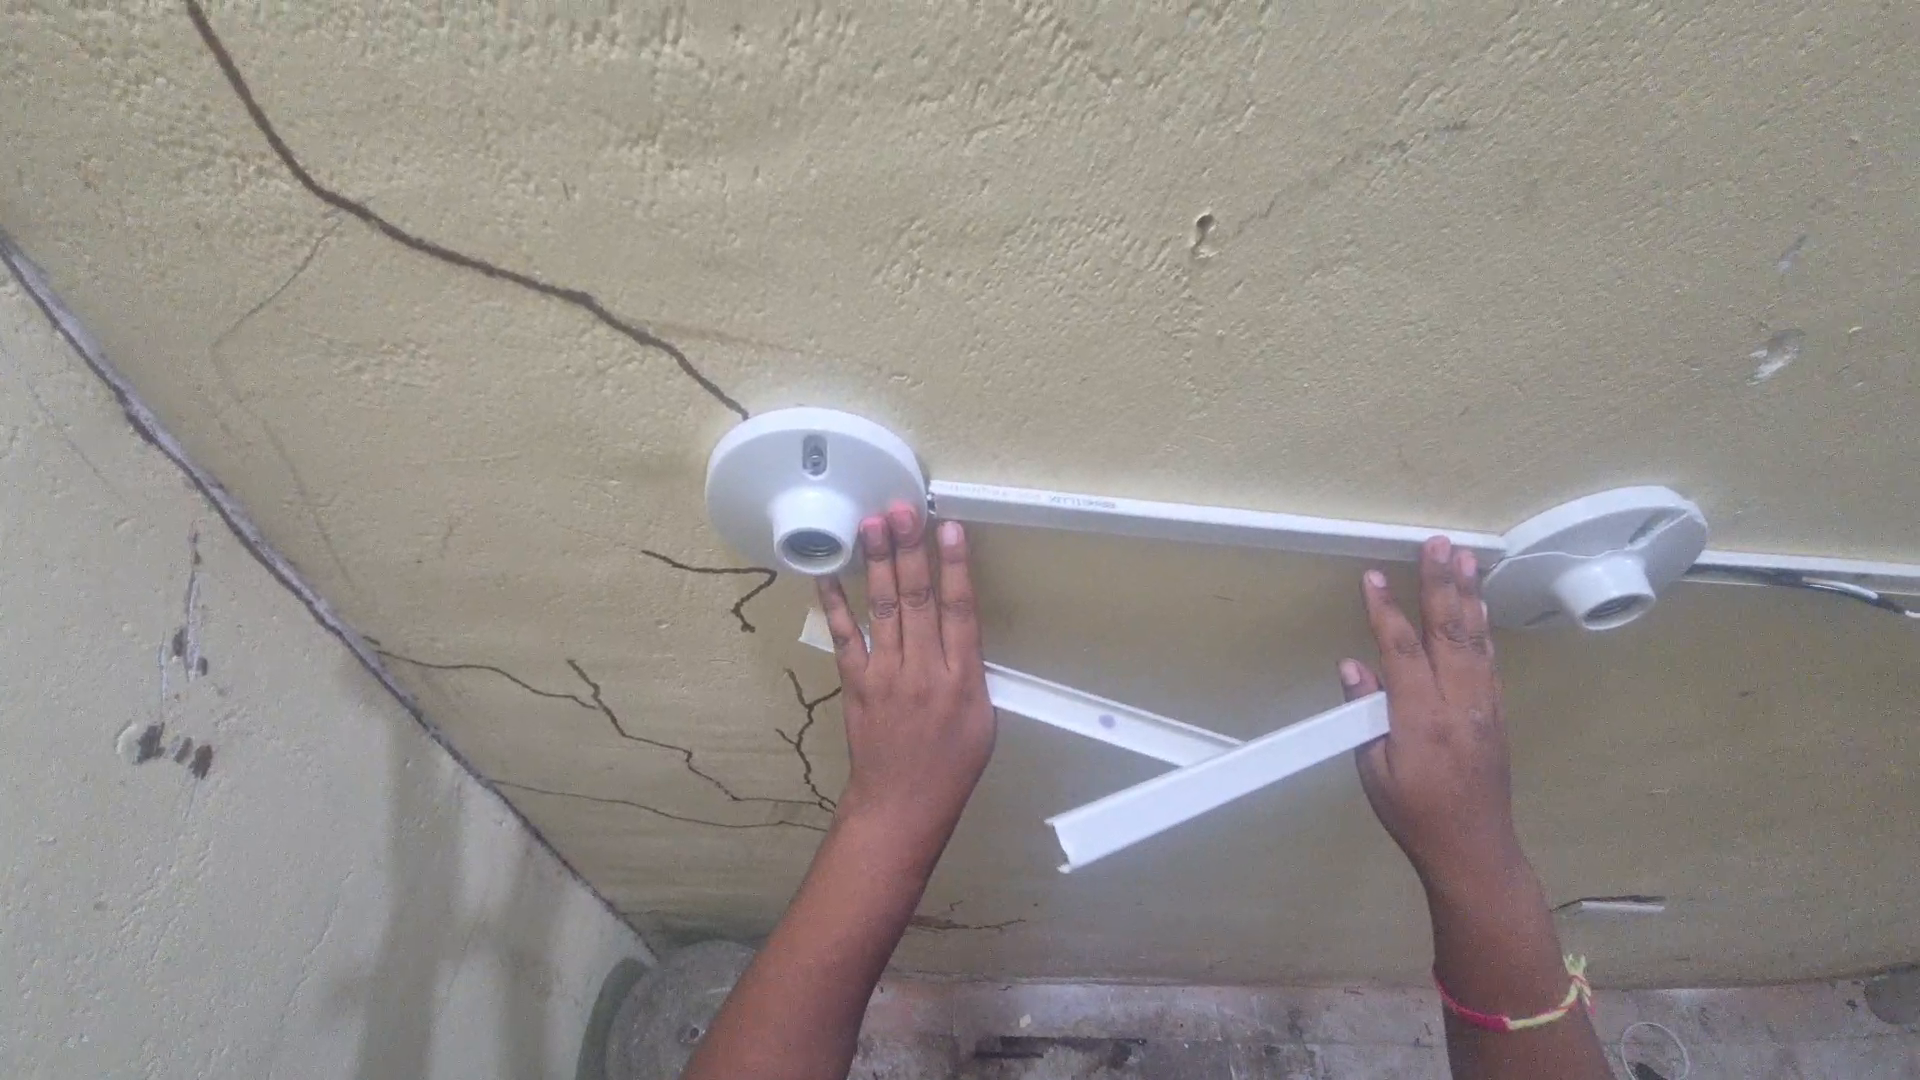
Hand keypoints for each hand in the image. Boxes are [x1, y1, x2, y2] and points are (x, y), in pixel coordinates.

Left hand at [817, 502, 995, 863]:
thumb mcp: (983, 721)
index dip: (955, 565)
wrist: (901, 806)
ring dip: (878, 564)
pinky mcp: (856, 684)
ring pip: (883, 609)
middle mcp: (924, 670)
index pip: (960, 609)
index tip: (949, 528)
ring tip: (873, 525)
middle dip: (911, 550)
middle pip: (918, 599)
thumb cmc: (950, 766)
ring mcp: (886, 675)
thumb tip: (960, 630)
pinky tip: (828, 573)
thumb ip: (971, 670)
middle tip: (903, 510)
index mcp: (963, 678)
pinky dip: (835, 604)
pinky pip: (845, 637)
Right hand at [1340, 536, 1525, 897]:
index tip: (1371, 577)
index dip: (1386, 611)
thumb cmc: (1413, 814)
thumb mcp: (1372, 772)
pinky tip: (1478, 607)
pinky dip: (1483, 627)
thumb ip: (1364, 716)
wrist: (1474, 850)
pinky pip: (1490, 661)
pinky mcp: (1496, 713)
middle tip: (1438, 545)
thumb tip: (1354, 667)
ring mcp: (1485, 707)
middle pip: (1450, 633)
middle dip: (1441, 585)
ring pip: (1477, 640)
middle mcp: (1461, 705)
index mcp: (1423, 720)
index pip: (1402, 651)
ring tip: (1465, 558)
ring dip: (1468, 596)